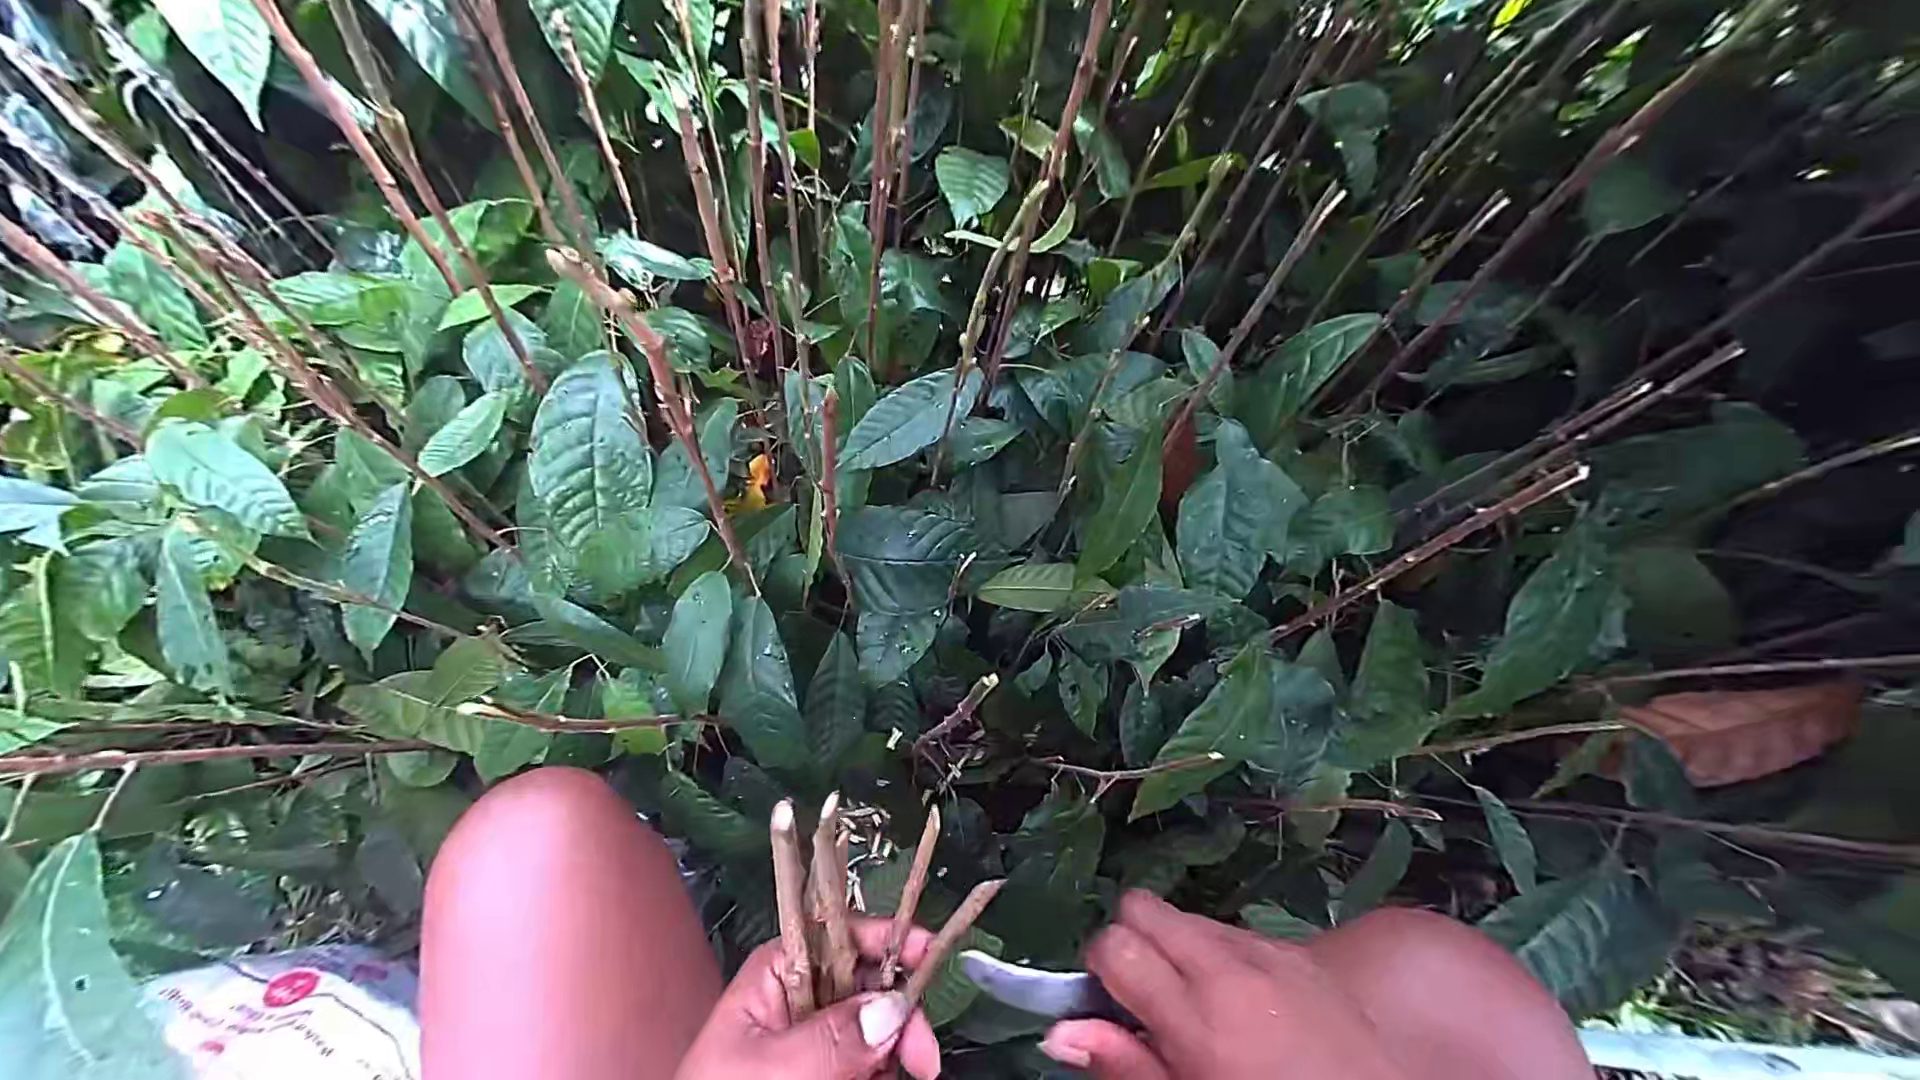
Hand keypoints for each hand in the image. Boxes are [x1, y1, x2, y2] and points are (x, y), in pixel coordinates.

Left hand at [673, 914, 942, 1079]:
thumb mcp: (768, 1071)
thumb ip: (829, 1040)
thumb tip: (891, 1010)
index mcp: (783, 967)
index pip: (845, 929)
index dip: (890, 936)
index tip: (930, 954)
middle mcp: (805, 988)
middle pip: (872, 976)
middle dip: (900, 1011)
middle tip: (922, 1058)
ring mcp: (818, 1028)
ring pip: (878, 1020)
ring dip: (891, 1049)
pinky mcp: (827, 1063)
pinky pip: (870, 1056)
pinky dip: (881, 1070)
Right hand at [1040, 891, 1408, 1079]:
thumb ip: (1128, 1066)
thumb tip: (1058, 1031)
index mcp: (1200, 1021)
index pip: (1113, 945)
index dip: (1099, 971)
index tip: (1113, 1005)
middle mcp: (1225, 968)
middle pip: (1138, 905)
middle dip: (1128, 939)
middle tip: (1146, 996)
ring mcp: (1262, 950)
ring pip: (1180, 914)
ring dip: (1170, 945)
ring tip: (1195, 1004)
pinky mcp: (1290, 948)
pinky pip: (1224, 929)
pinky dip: (1212, 953)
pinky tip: (1240, 1005)